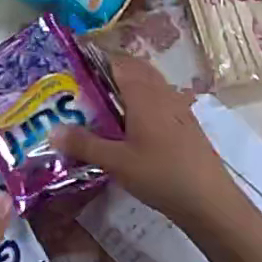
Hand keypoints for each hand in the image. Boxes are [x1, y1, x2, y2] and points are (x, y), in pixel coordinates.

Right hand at [52, 55, 241, 225]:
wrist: (209, 200)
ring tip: (102, 107)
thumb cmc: (160, 174)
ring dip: (127, 89)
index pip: (118, 62)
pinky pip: (159, 103)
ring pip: (149, 86)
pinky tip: (129, 128)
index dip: (95, 61)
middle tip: (83, 89)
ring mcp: (178, 109)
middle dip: (110, 73)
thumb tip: (51, 130)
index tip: (73, 70)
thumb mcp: (115, 161)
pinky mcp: (186, 125)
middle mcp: (163, 94)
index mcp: (144, 94)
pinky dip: (141, 105)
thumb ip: (84, 144)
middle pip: (135, 70)